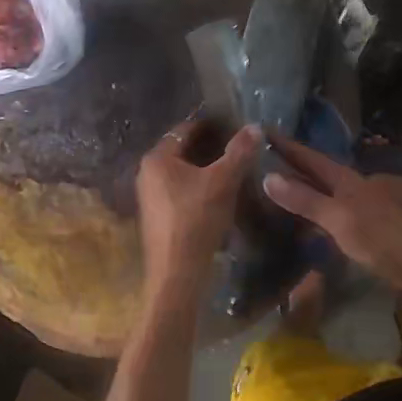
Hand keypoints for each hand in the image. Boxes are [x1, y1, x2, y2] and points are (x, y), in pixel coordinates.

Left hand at [136, 118, 261, 291]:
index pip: (185, 130)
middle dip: (208, 148)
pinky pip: (178, 191)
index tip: (234, 126)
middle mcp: (147, 172)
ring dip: (203, 170)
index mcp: (157, 158)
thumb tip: (254, 126)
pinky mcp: (156, 216)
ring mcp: (149, 196)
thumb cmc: (196, 220)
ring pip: (181, 173)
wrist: (177, 274)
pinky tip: (216, 196)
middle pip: (181, 151)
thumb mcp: (223, 182)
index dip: (210, 126)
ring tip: (231, 170)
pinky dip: (196, 188)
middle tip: (237, 148)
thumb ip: (238, 152)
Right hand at [263, 136, 401, 290]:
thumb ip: (304, 199)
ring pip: (317, 188)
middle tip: (258, 154)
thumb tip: (267, 176)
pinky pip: (321, 208)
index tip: (261, 129)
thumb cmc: (379, 237)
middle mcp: (347, 186)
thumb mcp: (337, 217)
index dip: (286, 144)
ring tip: (268, 182)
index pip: (307, 156)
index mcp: (343, 178)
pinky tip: (292, 216)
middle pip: (312, 169)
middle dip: (288, 160)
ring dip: (295, 184)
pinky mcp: (354, 225)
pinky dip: (304, 207)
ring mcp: (352, 205)